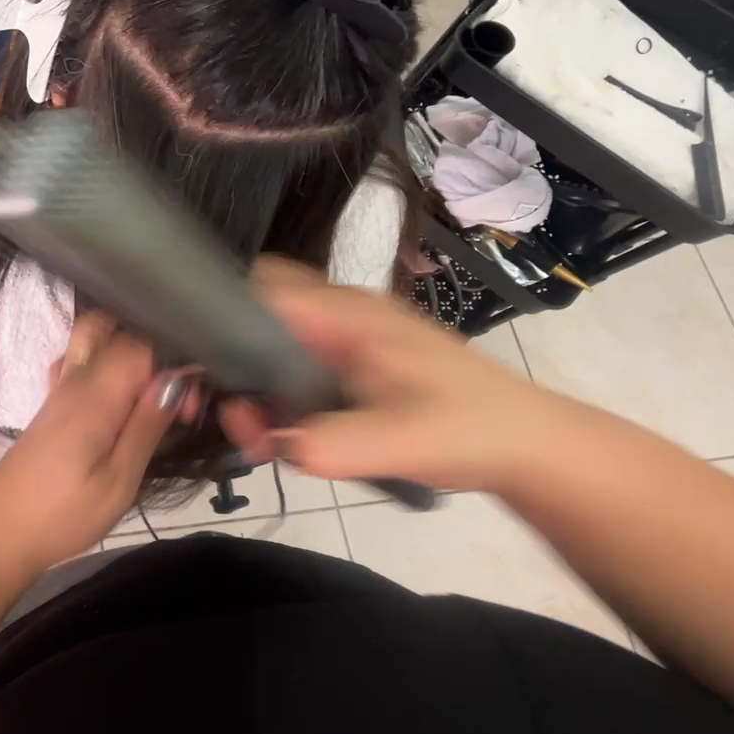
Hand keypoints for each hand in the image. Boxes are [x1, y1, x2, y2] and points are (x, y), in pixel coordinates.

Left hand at [0, 314, 180, 577]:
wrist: (0, 530)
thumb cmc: (63, 513)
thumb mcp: (118, 480)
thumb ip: (148, 425)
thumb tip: (180, 378)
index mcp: (96, 393)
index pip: (143, 344)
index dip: (176, 366)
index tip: (188, 411)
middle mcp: (75, 377)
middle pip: (116, 329)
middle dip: (154, 349)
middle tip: (170, 396)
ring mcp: (59, 387)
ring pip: (93, 337)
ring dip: (127, 350)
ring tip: (150, 392)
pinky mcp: (52, 403)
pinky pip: (78, 360)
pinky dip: (103, 362)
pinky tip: (118, 396)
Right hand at [221, 257, 598, 493]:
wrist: (527, 446)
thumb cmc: (470, 430)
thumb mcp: (403, 442)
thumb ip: (335, 444)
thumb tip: (274, 445)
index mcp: (348, 314)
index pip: (264, 287)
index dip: (224, 319)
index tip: (206, 371)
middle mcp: (340, 315)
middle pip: (258, 313)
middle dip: (231, 359)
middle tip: (234, 414)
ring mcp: (345, 338)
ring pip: (272, 342)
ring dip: (253, 385)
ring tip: (259, 437)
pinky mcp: (351, 363)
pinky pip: (293, 364)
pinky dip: (276, 393)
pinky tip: (285, 432)